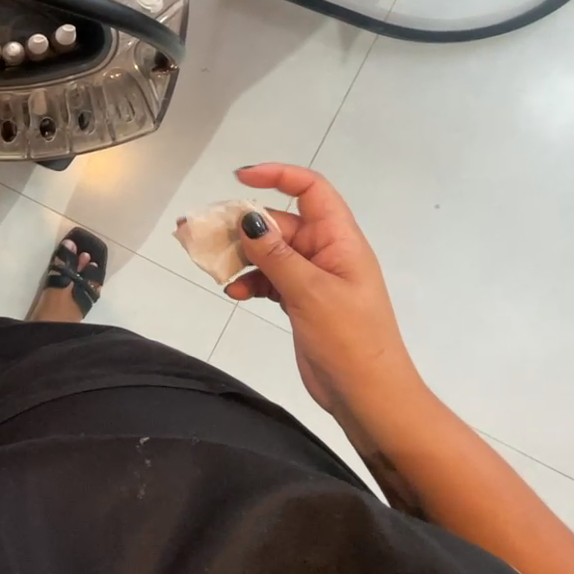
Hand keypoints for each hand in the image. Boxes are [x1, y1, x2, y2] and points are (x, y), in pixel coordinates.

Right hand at [224, 164, 419, 415]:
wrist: (369, 397)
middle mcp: (326, 252)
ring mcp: (312, 277)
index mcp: (340, 241)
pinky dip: (249, 280)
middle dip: (243, 223)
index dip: (278, 176)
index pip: (311, 190)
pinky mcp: (300, 300)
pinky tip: (234, 292)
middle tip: (204, 231)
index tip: (239, 178)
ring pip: (269, 250)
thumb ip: (275, 254)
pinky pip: (268, 277)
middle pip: (280, 221)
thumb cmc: (350, 340)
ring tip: (212, 265)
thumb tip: (246, 219)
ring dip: (241, 255)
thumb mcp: (311, 292)